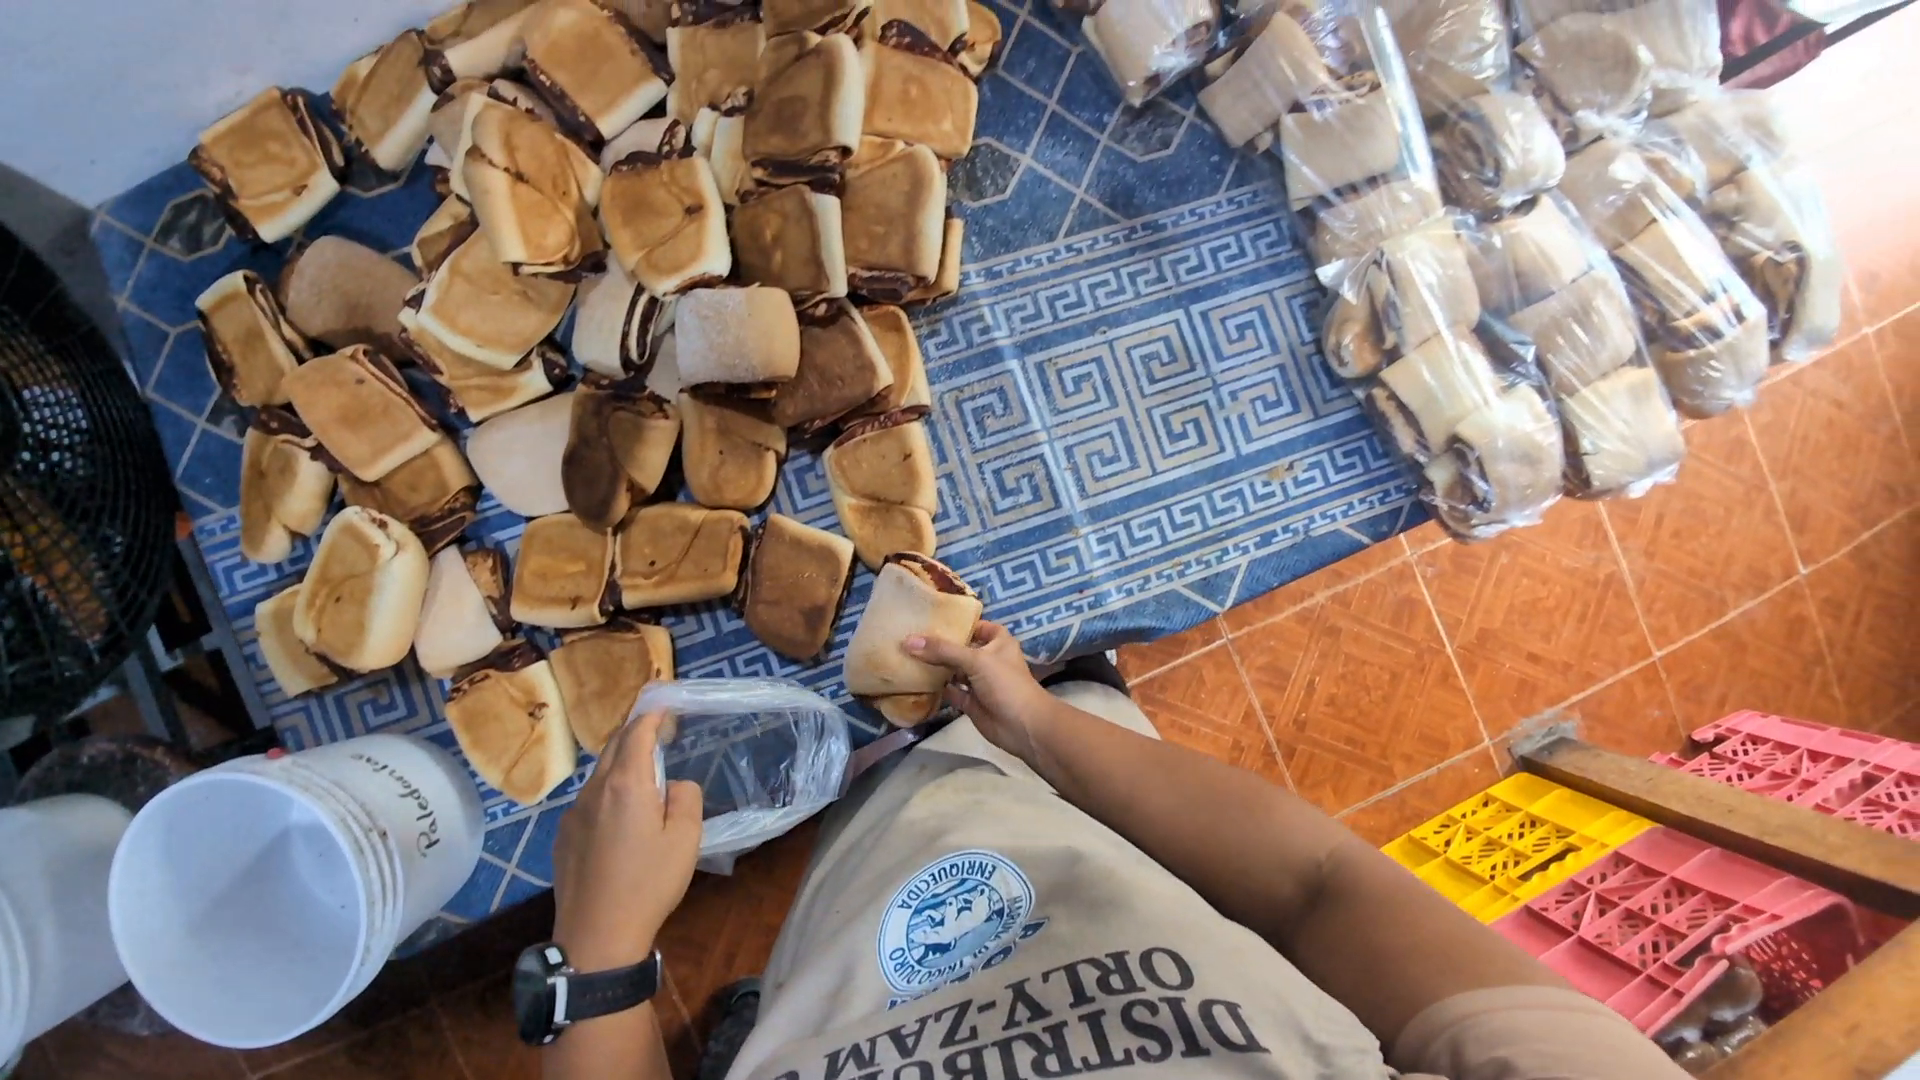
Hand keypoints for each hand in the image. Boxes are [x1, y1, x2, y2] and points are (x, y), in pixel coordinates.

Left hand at [552, 712, 701, 971]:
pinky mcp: (564, 838)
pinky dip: (609, 793)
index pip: (637, 733)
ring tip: (647, 778)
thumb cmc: (648, 885)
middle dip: (637, 734)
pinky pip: (590, 801)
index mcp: (626, 785)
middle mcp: (594, 792)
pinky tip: (623, 818)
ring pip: (600, 775)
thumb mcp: (686, 839)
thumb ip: (686, 797)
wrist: (596, 939)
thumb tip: (674, 786)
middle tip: (661, 733)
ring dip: (623, 765)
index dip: (652, 714)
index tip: (666, 705)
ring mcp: (574, 815)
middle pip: (614, 748)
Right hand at [904, 620, 1055, 761]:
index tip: (928, 617)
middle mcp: (988, 658)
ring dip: (935, 666)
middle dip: (939, 645)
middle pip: (960, 648)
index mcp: (997, 641)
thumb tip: (908, 641)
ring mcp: (979, 681)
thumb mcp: (975, 659)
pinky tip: (915, 680)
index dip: (956, 622)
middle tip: (908, 636)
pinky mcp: (971, 702)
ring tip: (906, 655)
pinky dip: (937, 687)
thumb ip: (943, 650)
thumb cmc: (1005, 683)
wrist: (1023, 726)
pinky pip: (951, 691)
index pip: (975, 625)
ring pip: (953, 670)